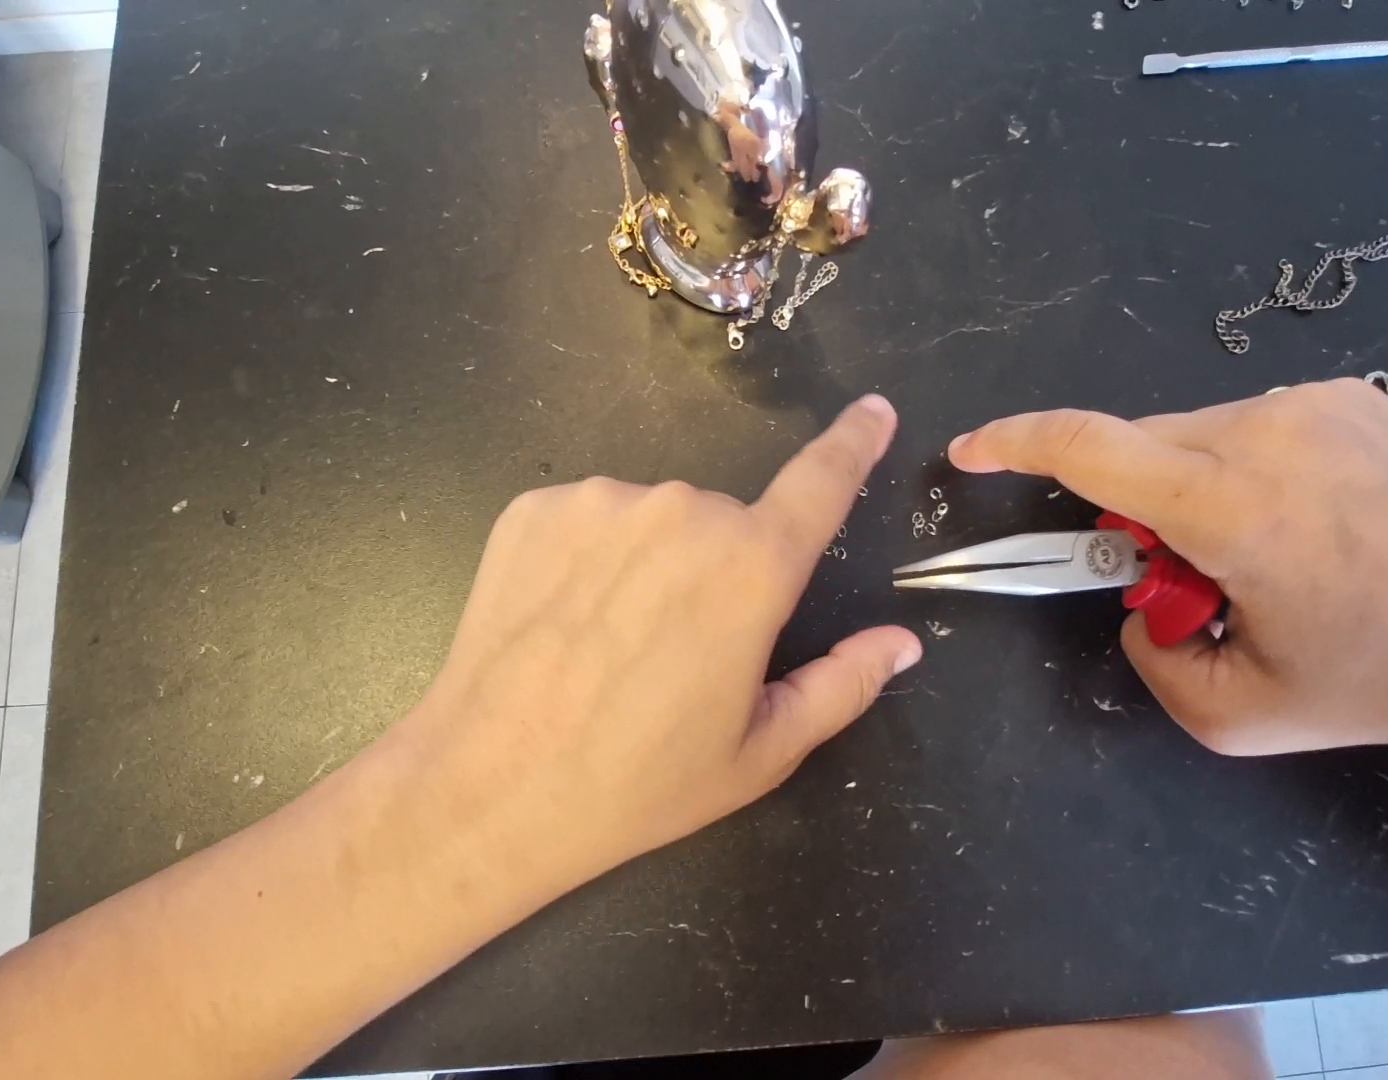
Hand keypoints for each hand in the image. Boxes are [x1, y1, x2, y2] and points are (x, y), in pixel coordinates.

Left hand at [400, 396, 920, 890]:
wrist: (486, 788)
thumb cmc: (638, 781)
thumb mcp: (759, 751)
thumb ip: (842, 684)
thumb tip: (901, 642)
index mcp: (749, 569)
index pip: (820, 485)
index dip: (853, 444)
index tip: (873, 411)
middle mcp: (680, 512)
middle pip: (723, 522)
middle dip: (717, 573)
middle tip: (675, 651)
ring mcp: (599, 502)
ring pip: (654, 519)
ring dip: (650, 564)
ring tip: (608, 642)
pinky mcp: (534, 508)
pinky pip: (591, 519)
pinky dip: (590, 559)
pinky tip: (563, 619)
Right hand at [948, 379, 1387, 763]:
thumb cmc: (1383, 686)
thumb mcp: (1231, 712)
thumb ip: (1145, 656)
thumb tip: (1138, 600)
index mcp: (1235, 509)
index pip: (1089, 448)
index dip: (1012, 443)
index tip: (968, 449)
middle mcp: (1270, 433)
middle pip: (1132, 447)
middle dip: (1128, 509)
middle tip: (1183, 575)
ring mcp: (1315, 404)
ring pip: (1183, 435)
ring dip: (1179, 490)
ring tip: (1257, 553)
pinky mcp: (1347, 398)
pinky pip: (1238, 425)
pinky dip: (1228, 470)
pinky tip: (1296, 520)